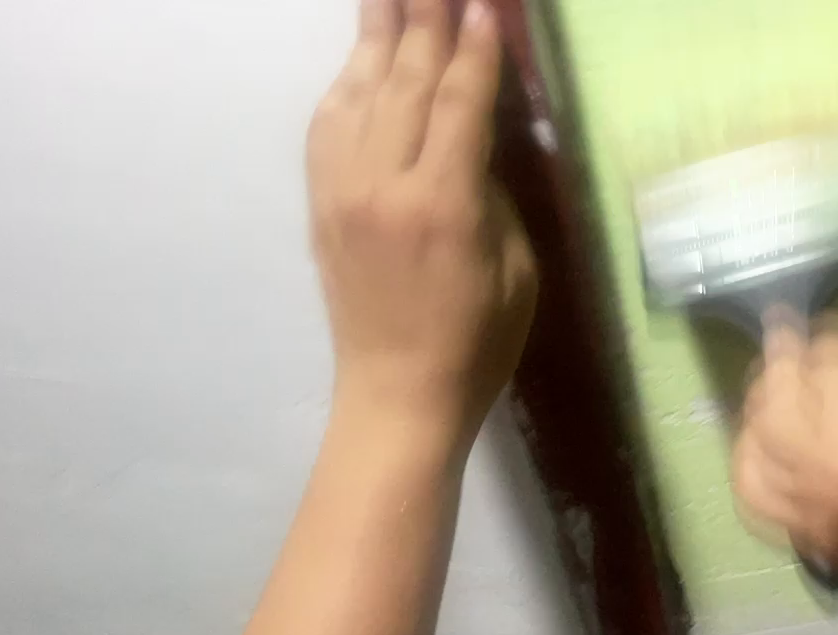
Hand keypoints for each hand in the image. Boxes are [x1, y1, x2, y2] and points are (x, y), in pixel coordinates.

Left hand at [307, 0, 536, 441]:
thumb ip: (496, 205)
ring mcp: (342, 189)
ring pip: (358, 91)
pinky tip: (360, 62)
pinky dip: (346, 84)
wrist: (399, 393)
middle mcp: (384, 182)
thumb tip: (476, 154)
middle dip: (424, 21)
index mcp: (445, 205)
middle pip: (404, 81)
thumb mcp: (518, 279)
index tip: (485, 8)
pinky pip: (327, 123)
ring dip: (378, 36)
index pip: (460, 105)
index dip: (474, 52)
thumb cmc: (478, 346)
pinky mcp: (320, 203)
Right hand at [732, 320, 837, 572]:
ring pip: (818, 358)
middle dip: (778, 375)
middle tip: (791, 355)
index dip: (747, 441)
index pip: (749, 475)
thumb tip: (770, 452)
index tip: (760, 415)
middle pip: (768, 406)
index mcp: (825, 526)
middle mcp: (834, 477)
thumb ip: (817, 512)